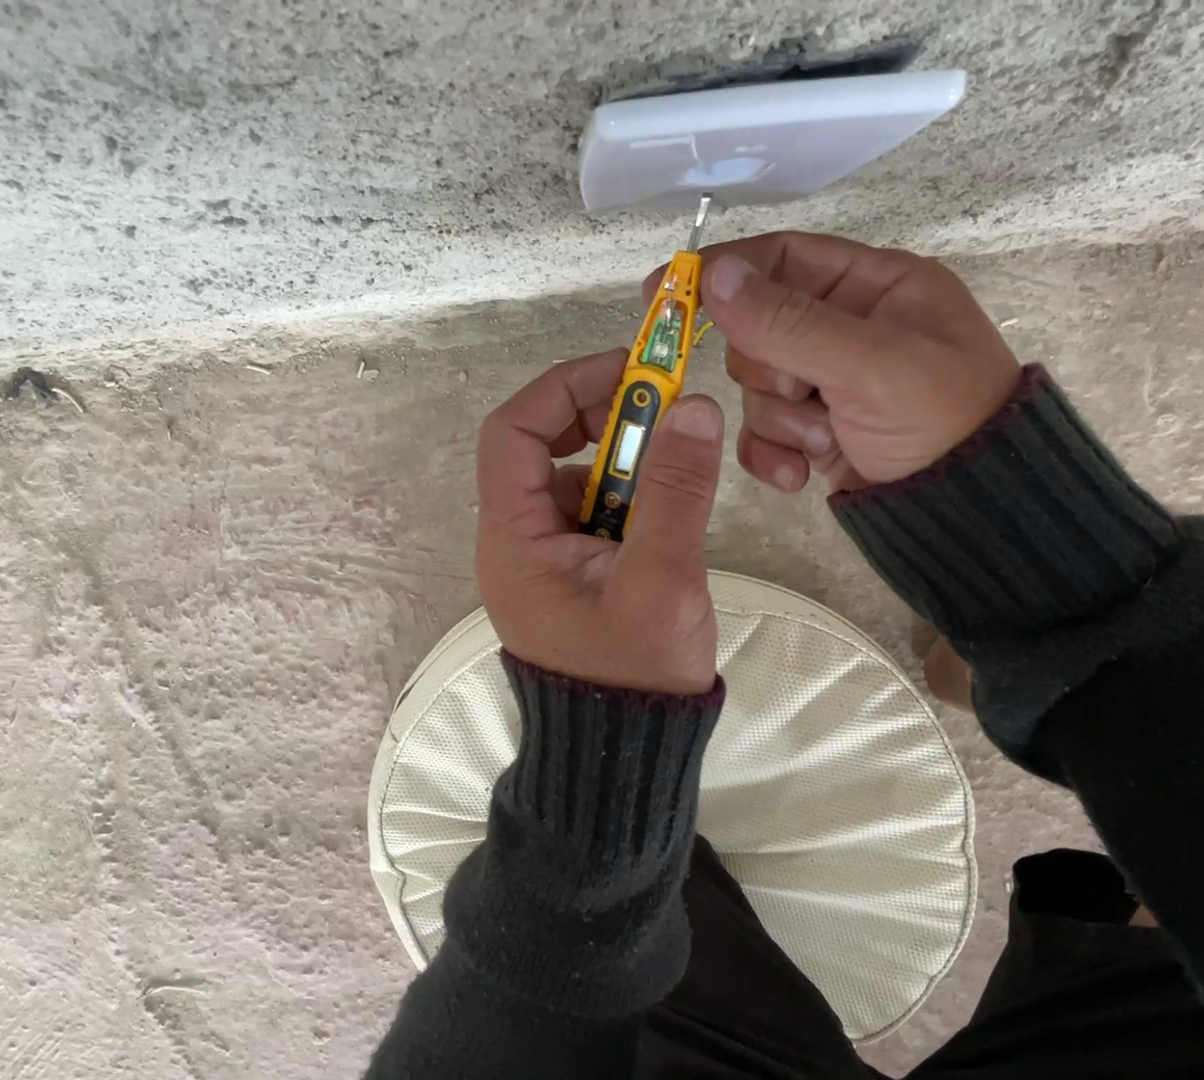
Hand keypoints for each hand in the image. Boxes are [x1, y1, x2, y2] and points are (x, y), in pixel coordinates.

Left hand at [475, 349, 723, 695]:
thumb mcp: (663, 581)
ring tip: (676, 468)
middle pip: (540, 447)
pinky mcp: (570, 573)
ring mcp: (542, 558)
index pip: (510, 432)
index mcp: (512, 539)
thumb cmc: (635, 675)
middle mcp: (514, 540)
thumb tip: (693, 407)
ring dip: (623, 460)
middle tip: (666, 412)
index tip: (629, 372)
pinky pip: (592, 512)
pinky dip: (628, 497)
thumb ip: (676, 492)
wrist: (626, 753)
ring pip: (573, 478)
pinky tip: (667, 513)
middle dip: (602, 420)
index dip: (563, 389)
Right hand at [649, 233, 1020, 491]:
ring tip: (824, 441)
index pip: (781, 258)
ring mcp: (826, 383)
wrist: (970, 511)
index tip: (662, 292)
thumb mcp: (870, 365)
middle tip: (805, 393)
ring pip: (754, 387)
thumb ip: (790, 321)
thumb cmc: (940, 420)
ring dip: (780, 421)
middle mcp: (845, 327)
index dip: (722, 271)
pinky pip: (760, 432)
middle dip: (770, 372)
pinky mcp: (812, 431)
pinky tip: (802, 473)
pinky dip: (772, 455)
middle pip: (755, 330)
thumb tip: (714, 276)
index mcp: (872, 287)